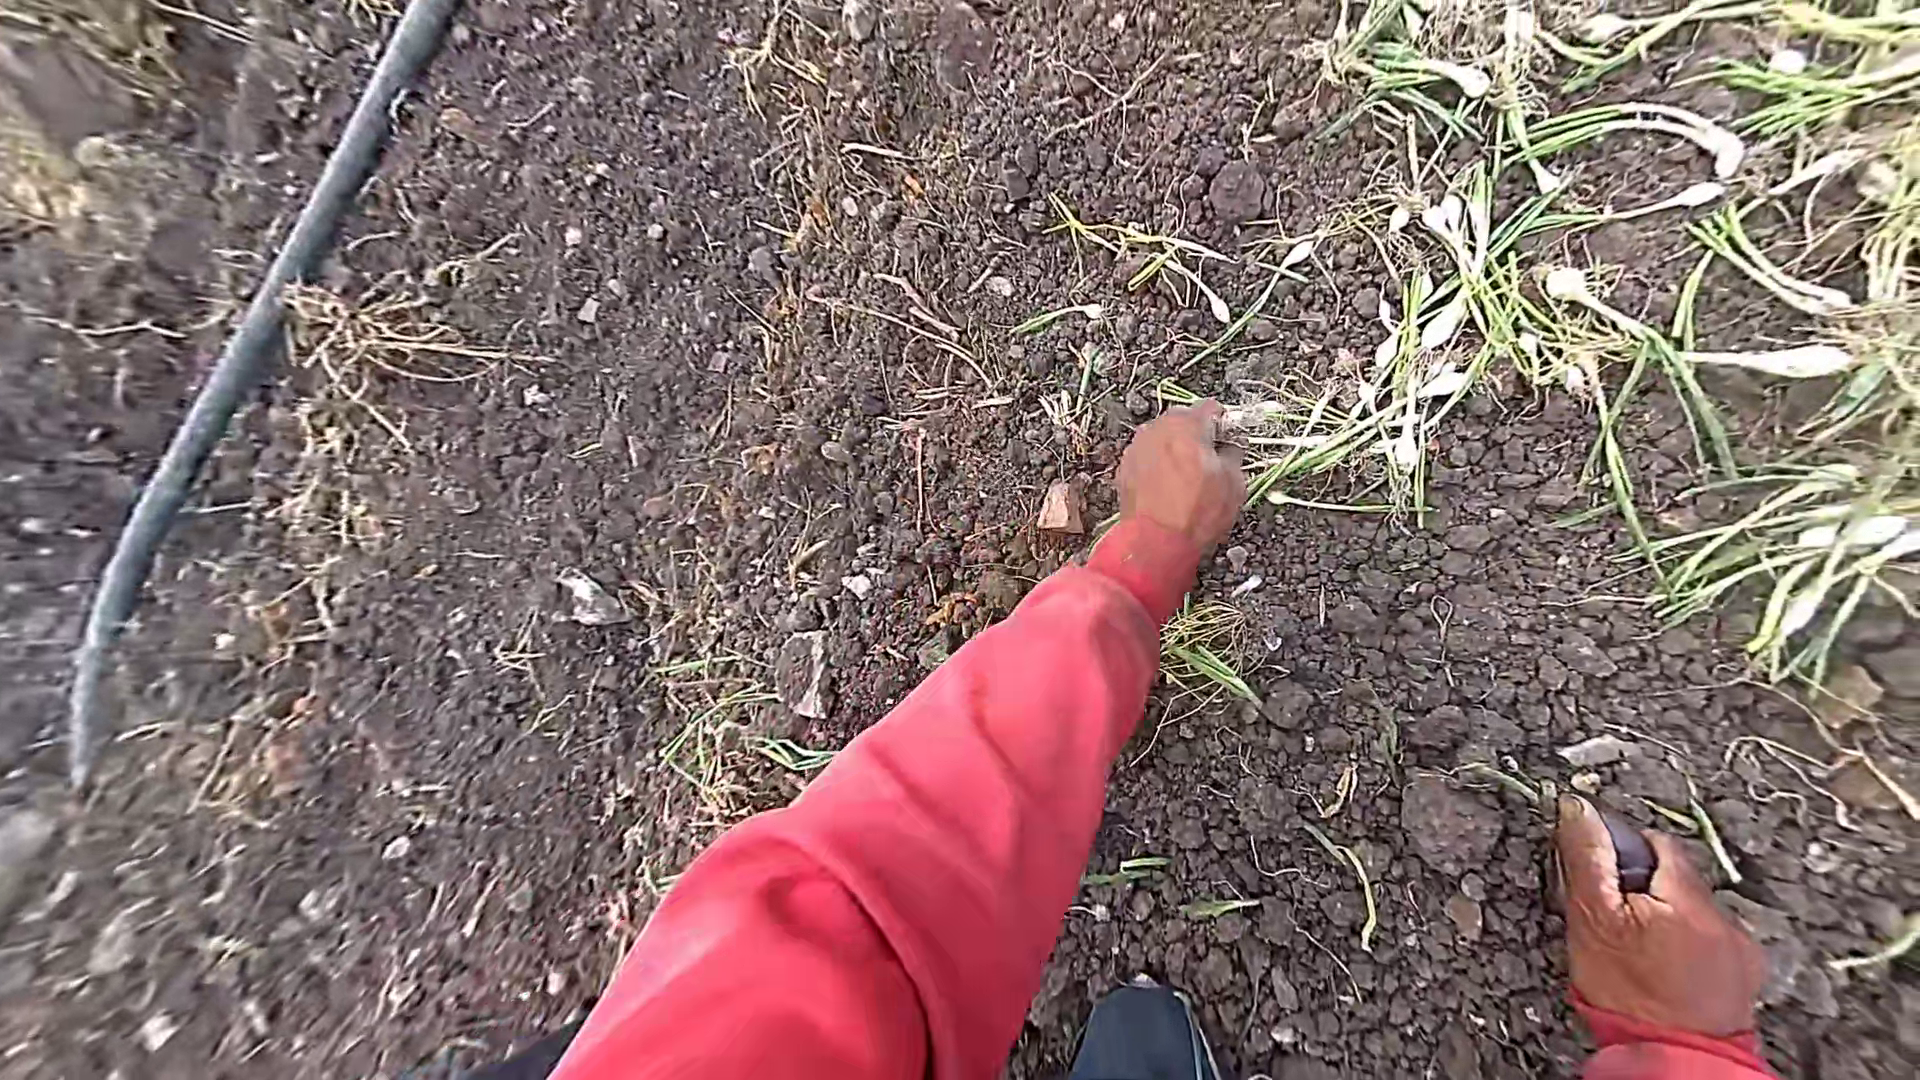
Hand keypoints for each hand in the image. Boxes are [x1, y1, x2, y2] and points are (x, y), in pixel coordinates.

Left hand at [1116, 400, 1244, 549]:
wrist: (1154, 543)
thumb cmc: (1196, 513)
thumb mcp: (1234, 482)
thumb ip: (1233, 453)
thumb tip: (1230, 447)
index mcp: (1186, 424)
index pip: (1211, 409)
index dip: (1224, 425)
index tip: (1230, 441)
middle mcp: (1156, 429)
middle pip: (1182, 421)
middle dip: (1196, 435)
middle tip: (1209, 460)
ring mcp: (1136, 448)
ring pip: (1161, 439)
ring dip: (1174, 450)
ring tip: (1187, 477)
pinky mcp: (1124, 469)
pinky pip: (1147, 458)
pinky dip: (1157, 466)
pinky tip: (1167, 487)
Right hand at [1554, 795, 1765, 1036]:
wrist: (1667, 1053)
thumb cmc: (1623, 983)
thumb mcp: (1590, 911)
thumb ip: (1587, 854)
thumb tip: (1578, 807)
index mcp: (1692, 903)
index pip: (1656, 842)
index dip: (1620, 845)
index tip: (1595, 862)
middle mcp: (1729, 922)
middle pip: (1671, 872)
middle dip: (1634, 877)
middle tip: (1604, 903)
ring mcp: (1741, 950)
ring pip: (1684, 900)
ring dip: (1653, 903)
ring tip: (1624, 930)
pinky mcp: (1742, 970)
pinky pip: (1701, 928)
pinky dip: (1673, 928)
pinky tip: (1650, 949)